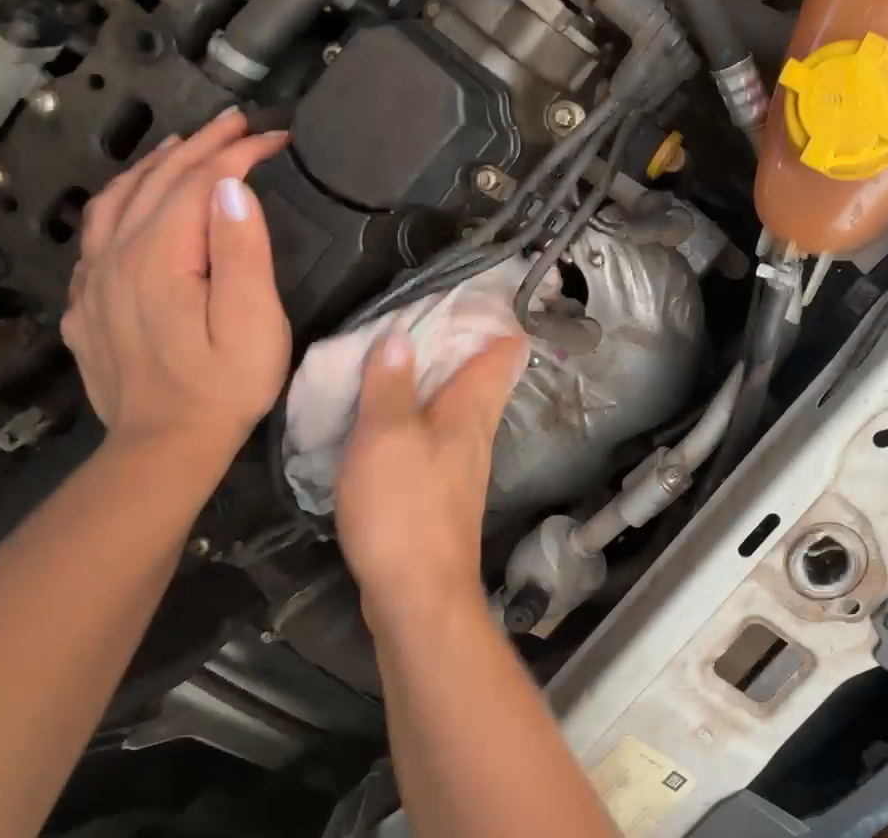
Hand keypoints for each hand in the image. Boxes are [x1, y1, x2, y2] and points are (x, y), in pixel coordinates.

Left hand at [63, 109, 290, 457]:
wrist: (164, 444)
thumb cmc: (225, 384)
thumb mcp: (252, 322)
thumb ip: (242, 253)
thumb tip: (233, 190)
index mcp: (160, 257)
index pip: (198, 183)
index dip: (238, 153)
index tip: (277, 137)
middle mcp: (116, 257)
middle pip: (154, 182)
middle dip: (201, 146)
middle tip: (241, 123)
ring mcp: (94, 281)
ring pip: (116, 200)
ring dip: (156, 165)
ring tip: (188, 146)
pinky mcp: (89, 303)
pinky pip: (98, 232)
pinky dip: (124, 200)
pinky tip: (140, 202)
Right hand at [335, 331, 526, 616]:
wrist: (418, 591)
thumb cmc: (403, 509)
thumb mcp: (385, 438)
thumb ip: (392, 387)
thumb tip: (403, 335)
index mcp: (469, 413)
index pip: (501, 357)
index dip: (501, 325)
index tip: (492, 296)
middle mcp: (476, 435)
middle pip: (485, 381)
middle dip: (473, 349)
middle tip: (446, 317)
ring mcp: (464, 466)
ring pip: (464, 409)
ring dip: (447, 383)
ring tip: (418, 359)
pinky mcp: (444, 493)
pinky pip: (442, 437)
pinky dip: (427, 417)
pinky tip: (402, 421)